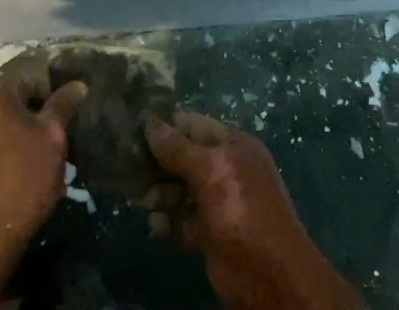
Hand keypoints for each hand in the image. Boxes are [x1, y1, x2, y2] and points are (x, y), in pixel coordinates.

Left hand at [0, 66, 86, 309]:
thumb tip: (78, 84)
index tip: (69, 111)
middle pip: (16, 96)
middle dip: (39, 111)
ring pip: (6, 118)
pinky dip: (13, 143)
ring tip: (47, 152)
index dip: (53, 90)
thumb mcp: (53, 136)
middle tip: (61, 133)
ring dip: (27, 129)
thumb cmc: (24, 175)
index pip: (31, 75)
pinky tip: (29, 164)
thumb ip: (63, 105)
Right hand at [145, 112, 361, 309]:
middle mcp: (227, 170)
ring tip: (145, 201)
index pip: (194, 125)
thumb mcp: (209, 170)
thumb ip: (177, 147)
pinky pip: (181, 220)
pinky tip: (156, 224)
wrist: (268, 275)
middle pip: (183, 158)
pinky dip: (167, 220)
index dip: (165, 126)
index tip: (134, 130)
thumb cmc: (240, 208)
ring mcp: (218, 203)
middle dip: (157, 163)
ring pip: (179, 189)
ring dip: (159, 193)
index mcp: (234, 147)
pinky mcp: (210, 234)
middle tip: (130, 167)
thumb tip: (150, 123)